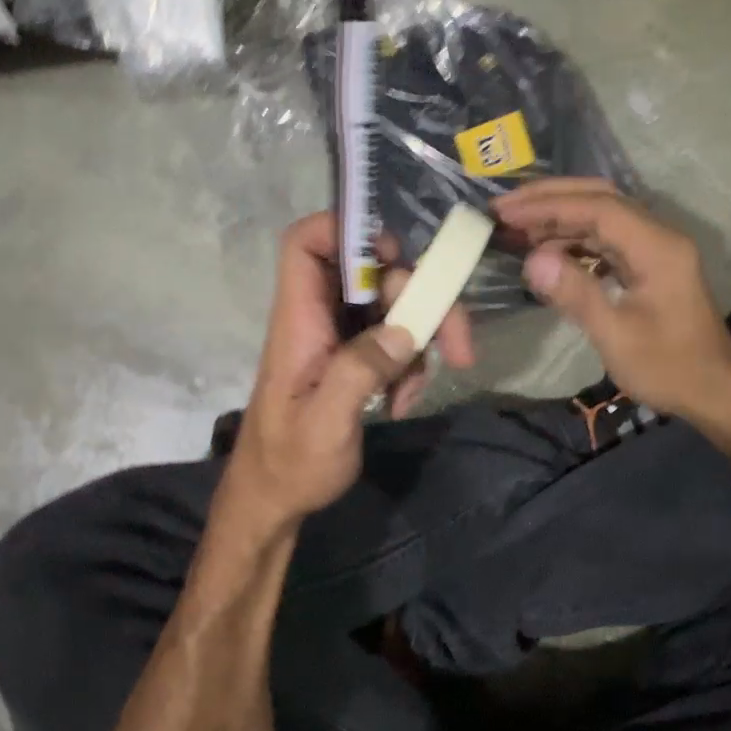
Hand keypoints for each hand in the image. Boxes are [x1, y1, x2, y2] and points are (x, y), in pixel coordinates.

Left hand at [220, 212, 474, 525]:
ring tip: (412, 394)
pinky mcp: (355, 360)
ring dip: (420, 342)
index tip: (393, 255)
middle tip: (455, 344)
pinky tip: (400, 404)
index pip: (305, 244)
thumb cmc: (289, 464)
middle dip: (419, 299)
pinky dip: (409, 367)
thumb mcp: (326, 424)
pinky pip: (393, 341)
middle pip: (373, 274)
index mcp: (299, 321)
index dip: (345, 230)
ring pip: (392, 307)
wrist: (275, 500)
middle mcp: (319, 319)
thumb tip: (404, 330)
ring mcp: (339, 338)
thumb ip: (360, 371)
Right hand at [497, 178, 730, 442]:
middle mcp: (659, 238)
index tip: (505, 212)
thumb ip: (576, 294)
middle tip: (504, 209)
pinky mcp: (650, 268)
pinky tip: (548, 254)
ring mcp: (656, 251)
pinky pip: (608, 240)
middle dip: (551, 199)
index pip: (597, 208)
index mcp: (657, 247)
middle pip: (601, 199)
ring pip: (603, 218)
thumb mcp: (617, 336)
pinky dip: (575, 240)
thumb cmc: (669, 368)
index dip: (548, 205)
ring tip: (517, 231)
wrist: (715, 393)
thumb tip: (532, 260)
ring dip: (560, 219)